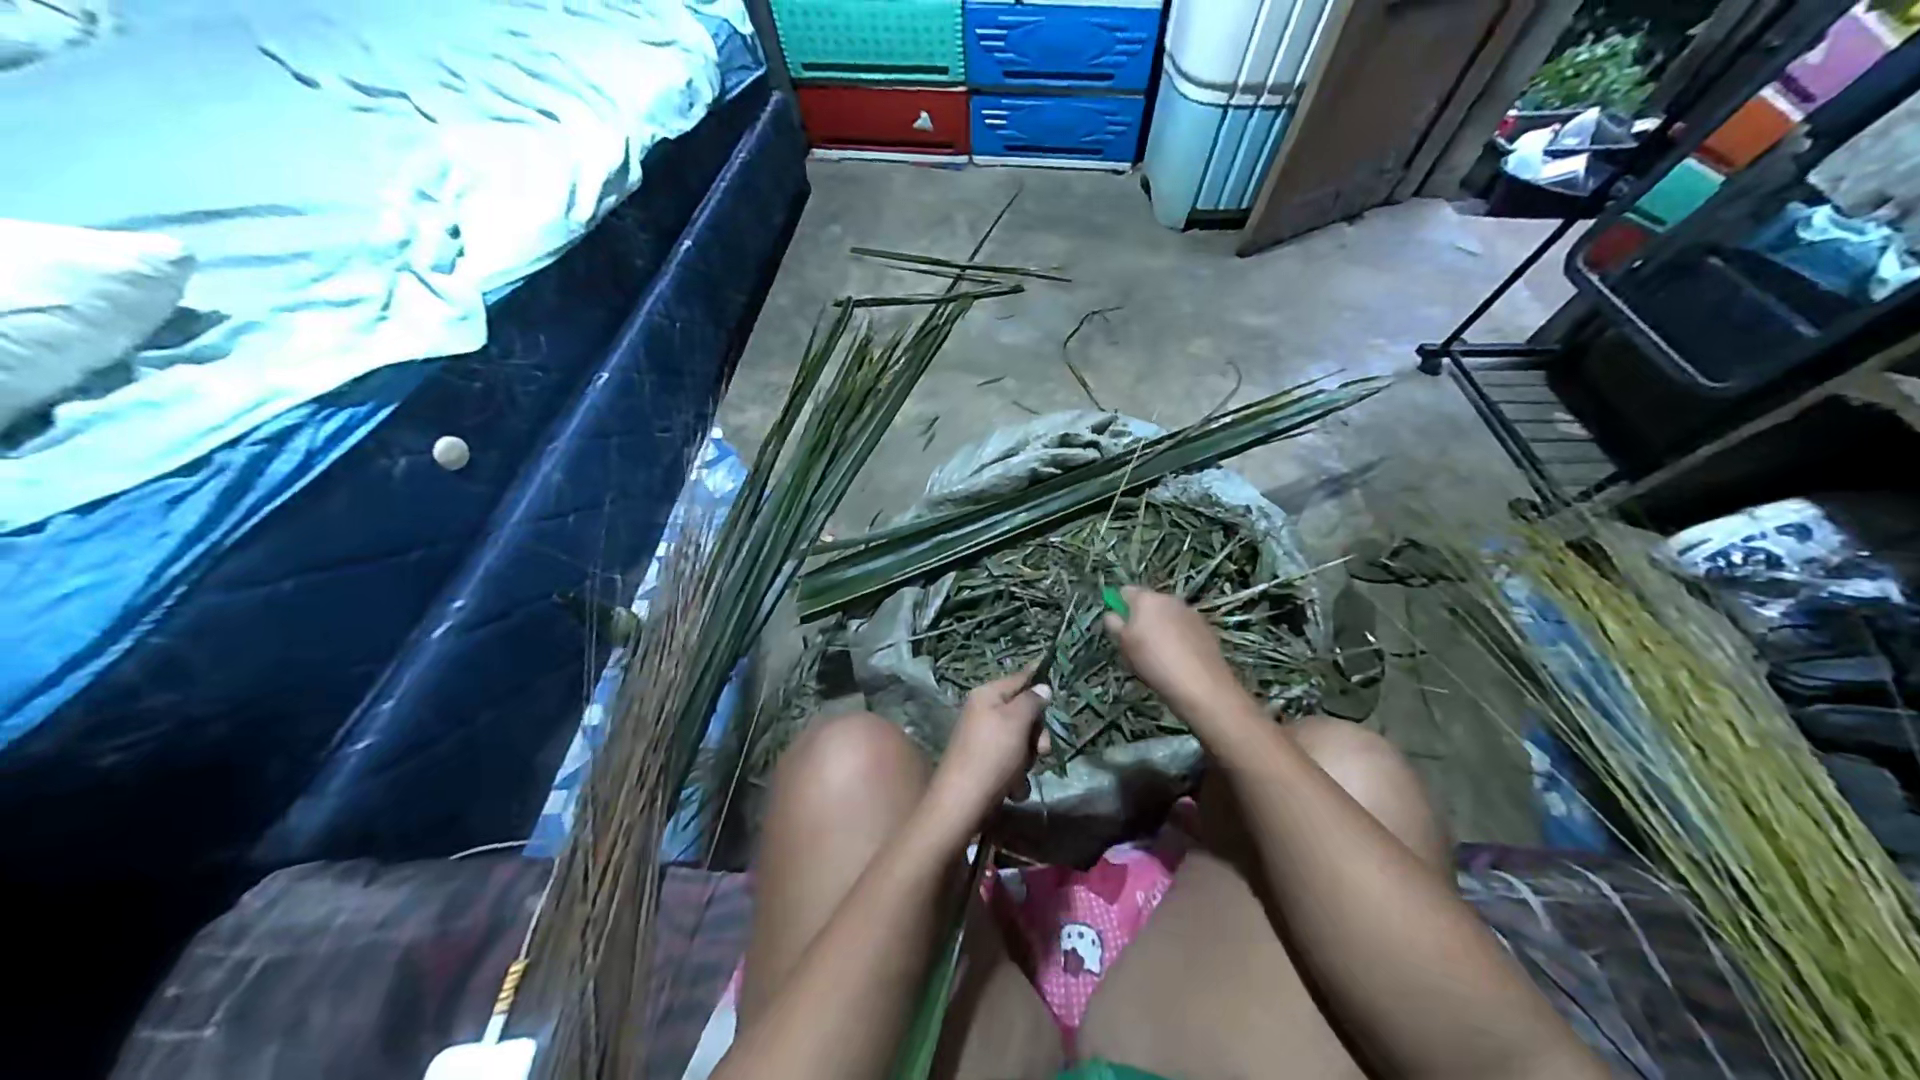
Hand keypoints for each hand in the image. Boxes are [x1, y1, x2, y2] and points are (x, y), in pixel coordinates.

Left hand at [928, 671, 1052, 829]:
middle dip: (1035, 736)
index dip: (1039, 683)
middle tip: (1040, 750)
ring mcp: (984, 739)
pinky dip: (1015, 777)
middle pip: (1024, 715)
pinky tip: (1012, 789)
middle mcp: (983, 713)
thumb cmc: (992, 754)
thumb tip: (1042, 686)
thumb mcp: (1017, 721)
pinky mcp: (985, 763)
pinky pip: (1010, 763)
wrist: (963, 801)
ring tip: (1019, 774)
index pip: (1020, 679)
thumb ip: (1032, 701)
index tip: (1057, 688)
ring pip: (1021, 742)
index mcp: (987, 695)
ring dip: (1027, 761)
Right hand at [1102, 586, 1245, 723]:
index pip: (1125, 591)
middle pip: (1148, 603)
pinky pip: (1184, 627)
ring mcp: (1190, 612)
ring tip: (1160, 655)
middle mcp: (1169, 599)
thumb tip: (1113, 614)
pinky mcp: (1206, 628)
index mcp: (1146, 598)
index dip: (1119, 607)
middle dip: (1141, 618)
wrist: (1200, 683)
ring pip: (1167, 615)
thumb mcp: (1123, 644)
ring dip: (1161, 627)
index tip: (1121, 628)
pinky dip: (1178, 637)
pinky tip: (1179, 659)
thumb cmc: (1153, 660)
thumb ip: (1114, 624)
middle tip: (1137, 644)